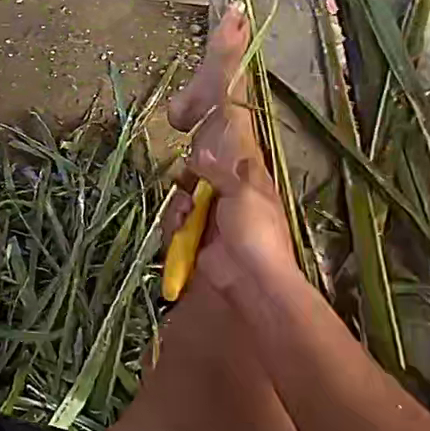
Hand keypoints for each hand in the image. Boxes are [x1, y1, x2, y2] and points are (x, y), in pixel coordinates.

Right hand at [162, 112, 295, 293]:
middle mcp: (230, 205)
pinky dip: (174, 224)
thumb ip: (218, 171)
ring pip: (185, 203)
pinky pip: (177, 226)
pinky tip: (179, 227)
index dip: (217, 161)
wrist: (250, 277)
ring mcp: (211, 224)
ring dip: (179, 205)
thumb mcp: (242, 191)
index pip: (232, 168)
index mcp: (249, 190)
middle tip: (184, 182)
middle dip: (188, 182)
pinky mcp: (195, 241)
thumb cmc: (255, 230)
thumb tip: (201, 153)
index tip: (199, 157)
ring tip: (184, 211)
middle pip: (201, 183)